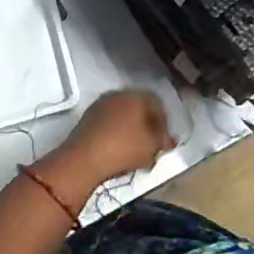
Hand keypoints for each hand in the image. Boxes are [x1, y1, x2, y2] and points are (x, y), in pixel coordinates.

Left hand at [41, 90, 174, 188]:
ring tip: (135, 151)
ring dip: (131, 130)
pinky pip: (109, 122)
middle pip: (139, 107)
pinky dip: (116, 132)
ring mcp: (100, 104)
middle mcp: (118, 95)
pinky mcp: (88, 117)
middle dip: (147, 125)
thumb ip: (164, 141)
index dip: (165, 121)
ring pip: (123, 115)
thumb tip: (168, 139)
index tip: (165, 139)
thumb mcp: (152, 147)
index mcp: (136, 96)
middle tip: (152, 145)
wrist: (84, 158)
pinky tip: (118, 150)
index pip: (157, 102)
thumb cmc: (124, 148)